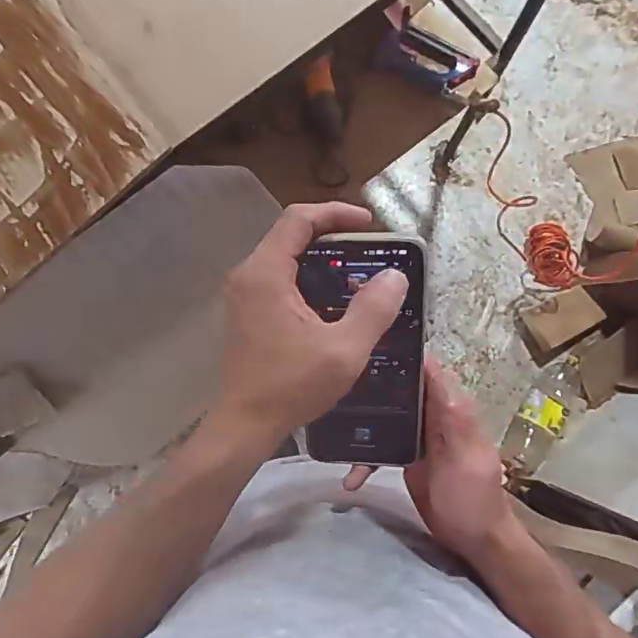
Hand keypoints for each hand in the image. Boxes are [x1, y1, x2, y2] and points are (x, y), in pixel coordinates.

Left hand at [212, 203, 408, 441]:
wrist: (245, 424)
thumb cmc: (291, 386)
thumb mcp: (344, 350)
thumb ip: (373, 310)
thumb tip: (395, 277)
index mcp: (265, 273)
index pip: (298, 219)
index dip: (335, 213)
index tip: (368, 223)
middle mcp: (248, 275)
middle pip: (290, 234)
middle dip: (331, 234)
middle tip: (368, 249)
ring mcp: (243, 293)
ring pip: (284, 256)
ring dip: (319, 257)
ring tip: (355, 272)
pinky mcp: (246, 311)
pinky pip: (278, 277)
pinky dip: (306, 276)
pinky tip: (331, 299)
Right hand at [345, 358, 517, 561]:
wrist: (477, 543)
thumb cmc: (474, 500)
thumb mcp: (465, 458)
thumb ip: (452, 416)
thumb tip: (434, 367)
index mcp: (451, 410)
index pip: (426, 372)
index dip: (402, 356)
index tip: (368, 347)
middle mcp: (434, 417)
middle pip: (400, 391)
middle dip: (372, 389)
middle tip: (337, 386)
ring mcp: (419, 438)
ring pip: (387, 419)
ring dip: (363, 425)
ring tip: (333, 429)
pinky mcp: (407, 458)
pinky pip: (382, 449)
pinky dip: (366, 460)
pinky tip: (350, 477)